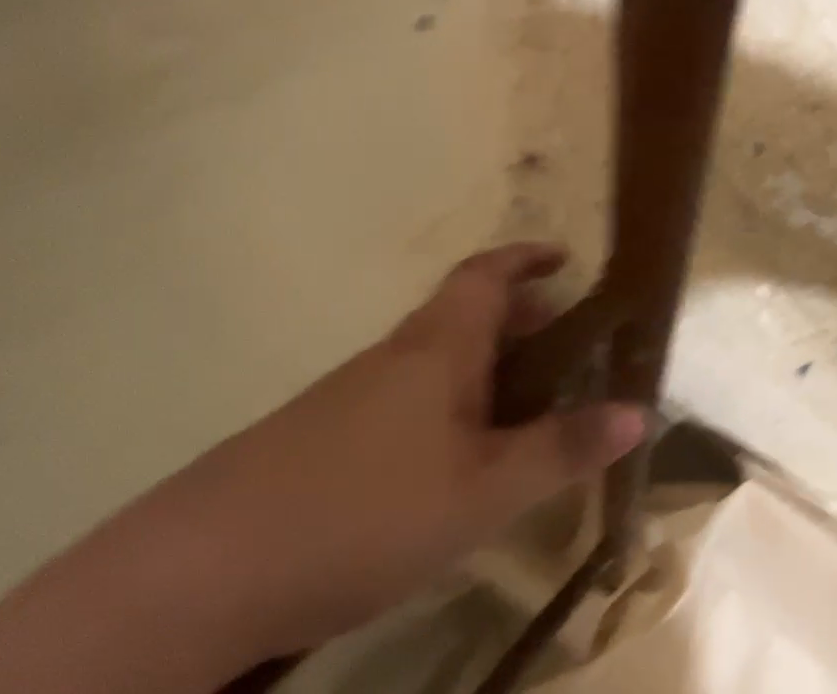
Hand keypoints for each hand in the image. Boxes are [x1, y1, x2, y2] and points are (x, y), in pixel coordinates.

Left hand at [130, 243, 645, 660]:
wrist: (194, 579)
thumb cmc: (363, 512)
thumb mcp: (485, 490)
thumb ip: (563, 449)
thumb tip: (641, 411)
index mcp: (436, 350)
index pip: (485, 276)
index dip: (526, 258)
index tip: (566, 256)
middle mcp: (393, 361)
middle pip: (464, 318)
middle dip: (522, 323)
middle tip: (572, 351)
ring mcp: (349, 403)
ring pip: (436, 366)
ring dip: (488, 373)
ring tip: (531, 414)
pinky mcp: (322, 447)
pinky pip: (408, 405)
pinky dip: (452, 411)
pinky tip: (460, 466)